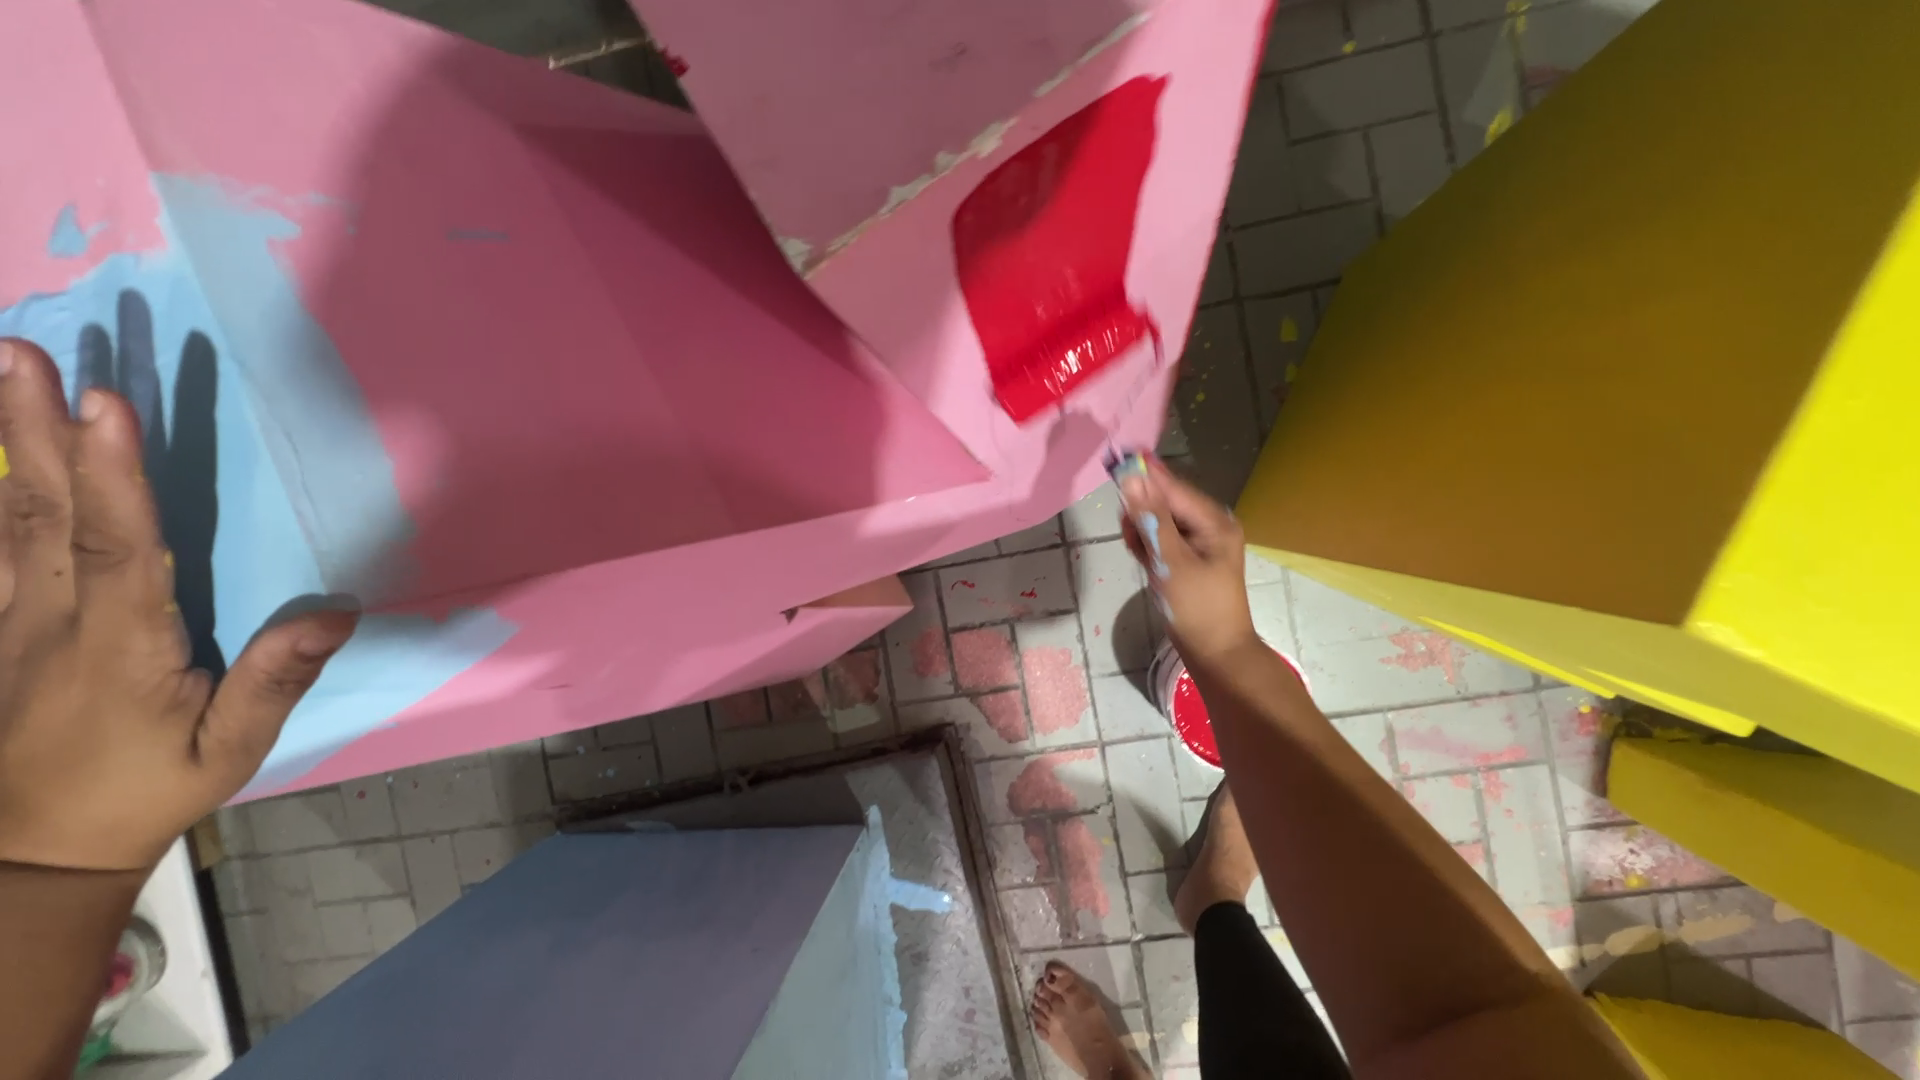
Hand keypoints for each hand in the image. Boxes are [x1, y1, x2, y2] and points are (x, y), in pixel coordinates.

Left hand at [0, 339, 357, 871]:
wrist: (30, 849)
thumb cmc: (146, 790)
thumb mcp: (233, 748)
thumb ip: (276, 680)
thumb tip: (337, 610)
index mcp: (123, 644)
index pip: (119, 545)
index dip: (115, 473)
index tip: (105, 402)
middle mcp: (52, 618)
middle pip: (45, 512)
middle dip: (37, 429)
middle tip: (21, 349)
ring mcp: (8, 621)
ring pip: (4, 520)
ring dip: (3, 446)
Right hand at [1117, 455, 1260, 669]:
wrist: (1215, 655)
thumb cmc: (1196, 609)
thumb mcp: (1171, 562)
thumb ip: (1151, 518)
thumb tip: (1133, 477)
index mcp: (1214, 522)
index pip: (1172, 488)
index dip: (1144, 477)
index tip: (1113, 465)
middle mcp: (1209, 526)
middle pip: (1164, 502)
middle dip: (1142, 513)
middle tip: (1131, 537)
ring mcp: (1198, 543)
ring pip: (1158, 521)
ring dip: (1142, 531)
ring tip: (1139, 555)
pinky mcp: (1186, 559)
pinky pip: (1161, 539)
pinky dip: (1148, 546)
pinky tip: (1143, 561)